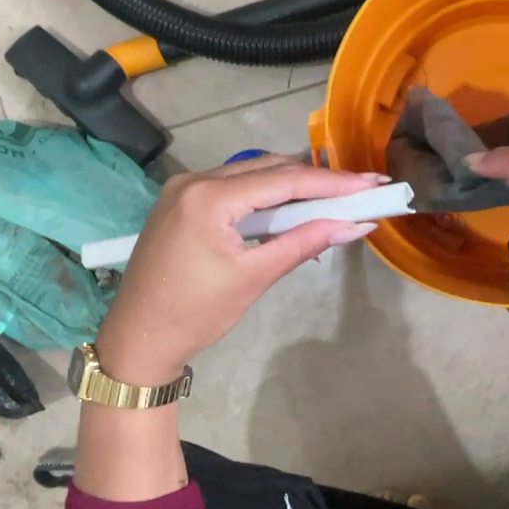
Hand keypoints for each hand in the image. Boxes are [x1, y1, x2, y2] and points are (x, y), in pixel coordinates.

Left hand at [97, 156, 384, 384]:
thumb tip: (355, 225)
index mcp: (209, 197)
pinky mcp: (180, 203)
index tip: (370, 184)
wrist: (138, 338)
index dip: (332, 182)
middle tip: (359, 189)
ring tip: (333, 198)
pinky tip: (289, 210)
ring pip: (249, 176)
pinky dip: (263, 198)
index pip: (283, 180)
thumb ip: (304, 243)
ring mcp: (183, 189)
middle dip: (315, 180)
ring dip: (290, 187)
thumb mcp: (254, 278)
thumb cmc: (195, 314)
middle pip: (267, 169)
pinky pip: (231, 188)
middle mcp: (193, 180)